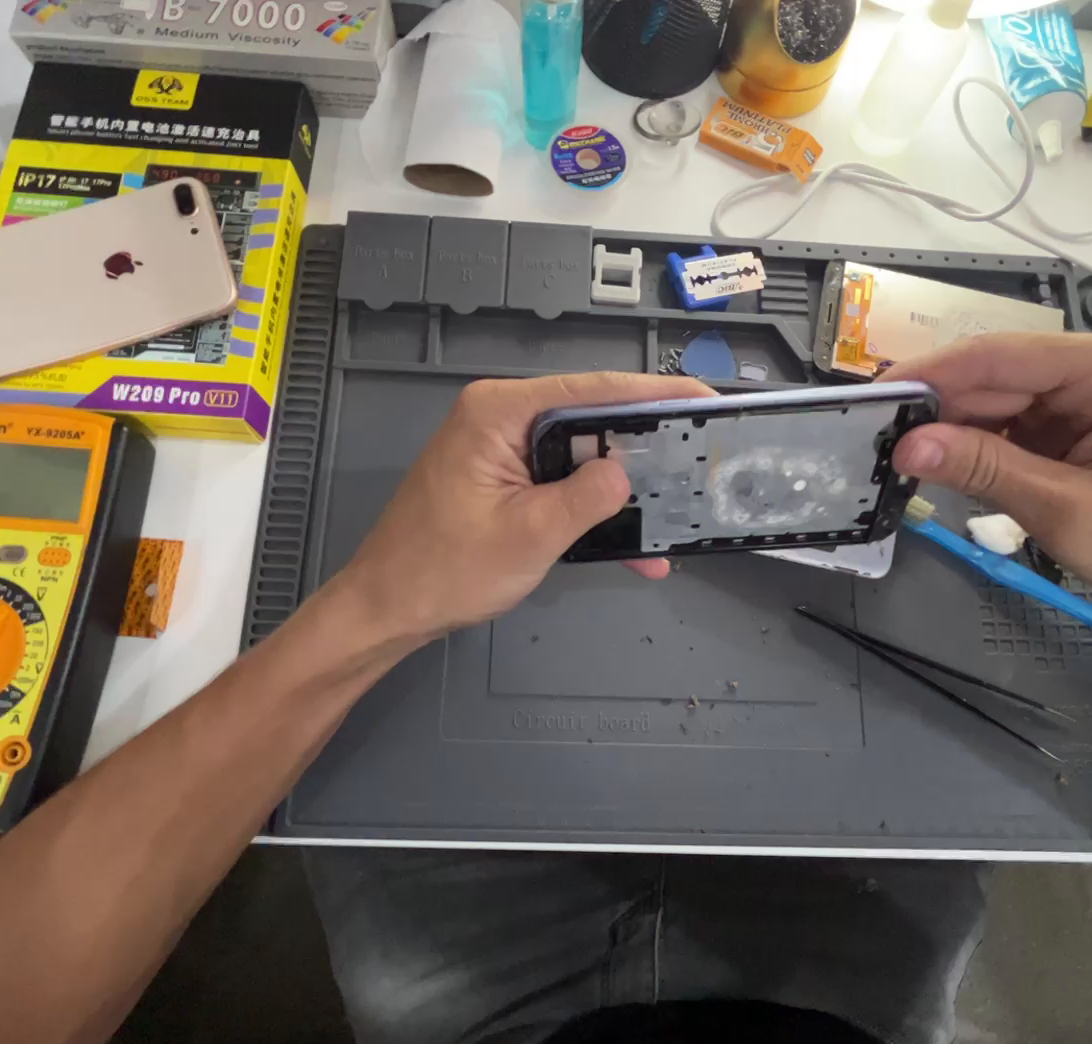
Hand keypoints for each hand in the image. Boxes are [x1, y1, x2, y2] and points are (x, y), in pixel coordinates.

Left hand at [338, 372, 714, 642]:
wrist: (388, 607)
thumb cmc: (444, 570)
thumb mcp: (528, 535)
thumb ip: (586, 499)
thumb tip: (626, 473)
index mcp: (499, 412)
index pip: (591, 389)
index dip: (654, 393)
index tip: (703, 399)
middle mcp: (502, 418)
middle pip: (591, 419)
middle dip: (646, 442)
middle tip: (700, 457)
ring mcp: (504, 450)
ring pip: (582, 456)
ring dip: (624, 487)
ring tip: (678, 505)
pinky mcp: (507, 481)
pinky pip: (563, 484)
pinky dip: (594, 512)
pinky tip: (633, 548)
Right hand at [881, 333, 1091, 640]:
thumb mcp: (1068, 511)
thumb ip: (985, 470)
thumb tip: (906, 444)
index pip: (1003, 355)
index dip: (933, 373)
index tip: (873, 398)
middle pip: (994, 374)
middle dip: (935, 405)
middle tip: (870, 436)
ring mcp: (1084, 397)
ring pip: (992, 400)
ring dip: (946, 428)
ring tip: (891, 452)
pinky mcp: (1070, 427)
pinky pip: (1005, 425)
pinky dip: (970, 445)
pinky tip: (934, 461)